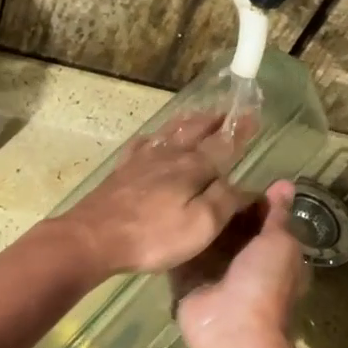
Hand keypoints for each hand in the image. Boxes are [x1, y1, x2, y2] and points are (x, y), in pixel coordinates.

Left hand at [46, 113, 256, 275]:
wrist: (94, 237)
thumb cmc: (153, 236)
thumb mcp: (201, 225)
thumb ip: (225, 201)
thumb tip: (245, 185)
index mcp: (192, 168)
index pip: (223, 144)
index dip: (239, 131)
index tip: (253, 116)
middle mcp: (168, 156)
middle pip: (194, 131)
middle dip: (213, 120)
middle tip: (227, 111)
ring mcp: (141, 161)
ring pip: (168, 133)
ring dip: (186, 122)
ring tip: (197, 115)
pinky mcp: (121, 171)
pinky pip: (141, 145)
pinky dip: (153, 138)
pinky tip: (152, 139)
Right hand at [173, 181, 303, 347]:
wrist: (232, 329)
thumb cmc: (265, 282)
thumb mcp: (280, 243)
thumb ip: (277, 215)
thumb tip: (286, 184)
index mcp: (274, 255)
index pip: (263, 220)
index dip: (253, 200)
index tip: (233, 174)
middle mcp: (244, 262)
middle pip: (231, 227)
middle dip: (221, 206)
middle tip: (199, 175)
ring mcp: (214, 271)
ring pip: (205, 237)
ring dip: (196, 217)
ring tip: (178, 185)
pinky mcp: (186, 278)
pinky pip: (180, 251)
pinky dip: (174, 235)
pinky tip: (162, 210)